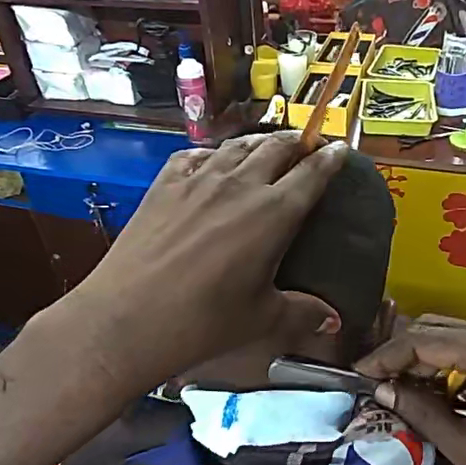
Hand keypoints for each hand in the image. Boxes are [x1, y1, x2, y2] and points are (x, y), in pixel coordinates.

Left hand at [56, 131, 348, 389]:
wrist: (126, 318)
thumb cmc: (202, 322)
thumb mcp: (261, 319)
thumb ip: (302, 313)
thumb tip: (333, 320)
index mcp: (273, 213)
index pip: (311, 174)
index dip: (329, 158)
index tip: (339, 148)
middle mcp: (239, 185)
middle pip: (276, 148)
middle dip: (297, 141)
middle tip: (308, 144)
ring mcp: (198, 180)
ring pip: (237, 146)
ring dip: (258, 142)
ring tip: (268, 145)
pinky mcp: (164, 184)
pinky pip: (195, 156)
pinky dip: (212, 153)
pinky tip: (213, 160)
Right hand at [355, 318, 465, 464]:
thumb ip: (422, 414)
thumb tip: (381, 390)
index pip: (420, 339)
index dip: (382, 358)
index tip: (354, 377)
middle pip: (433, 329)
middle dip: (399, 355)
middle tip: (373, 386)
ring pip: (451, 339)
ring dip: (422, 362)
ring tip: (396, 394)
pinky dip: (446, 370)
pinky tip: (433, 397)